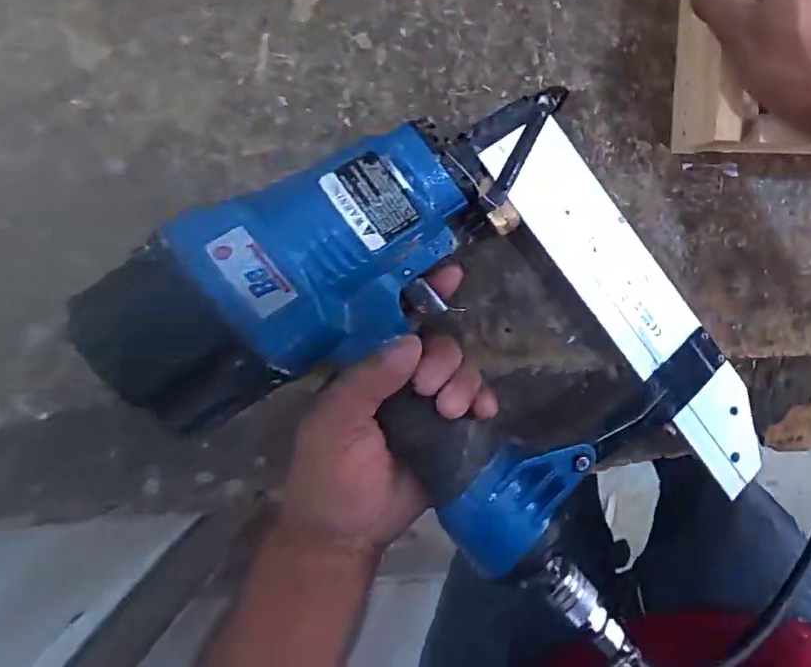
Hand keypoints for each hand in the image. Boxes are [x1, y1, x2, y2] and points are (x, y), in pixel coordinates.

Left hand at [275, 264, 497, 558]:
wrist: (345, 537)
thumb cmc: (326, 476)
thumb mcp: (332, 425)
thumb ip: (366, 381)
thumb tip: (411, 342)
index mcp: (371, 367)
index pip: (398, 319)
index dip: (425, 292)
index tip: (452, 273)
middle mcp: (403, 376)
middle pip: (440, 340)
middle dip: (444, 356)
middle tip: (431, 388)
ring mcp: (430, 401)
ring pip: (462, 365)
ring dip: (464, 380)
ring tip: (451, 411)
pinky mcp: (453, 426)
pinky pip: (478, 398)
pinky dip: (484, 398)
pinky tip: (483, 412)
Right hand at [691, 0, 810, 140]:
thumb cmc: (788, 66)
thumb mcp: (735, 30)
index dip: (732, 15)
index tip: (737, 43)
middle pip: (763, 2)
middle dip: (753, 31)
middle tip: (753, 62)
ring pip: (783, 23)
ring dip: (773, 48)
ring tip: (774, 76)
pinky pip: (805, 39)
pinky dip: (796, 57)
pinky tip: (795, 80)